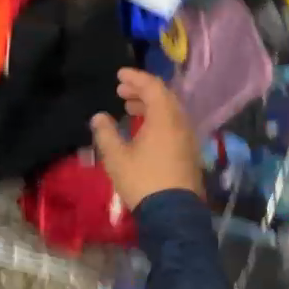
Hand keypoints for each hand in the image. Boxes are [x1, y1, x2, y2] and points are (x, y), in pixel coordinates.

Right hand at [91, 68, 204, 208]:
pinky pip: (174, 124)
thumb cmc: (142, 180)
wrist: (172, 214)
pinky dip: (159, 118)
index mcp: (164, 119)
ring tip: (130, 109)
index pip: (152, 87)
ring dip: (151, 105)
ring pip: (171, 111)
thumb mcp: (116, 157)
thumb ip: (106, 132)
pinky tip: (144, 129)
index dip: (135, 77)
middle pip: (164, 96)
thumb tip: (99, 116)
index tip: (119, 75)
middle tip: (122, 91)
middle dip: (142, 90)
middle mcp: (180, 123)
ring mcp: (188, 138)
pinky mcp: (189, 152)